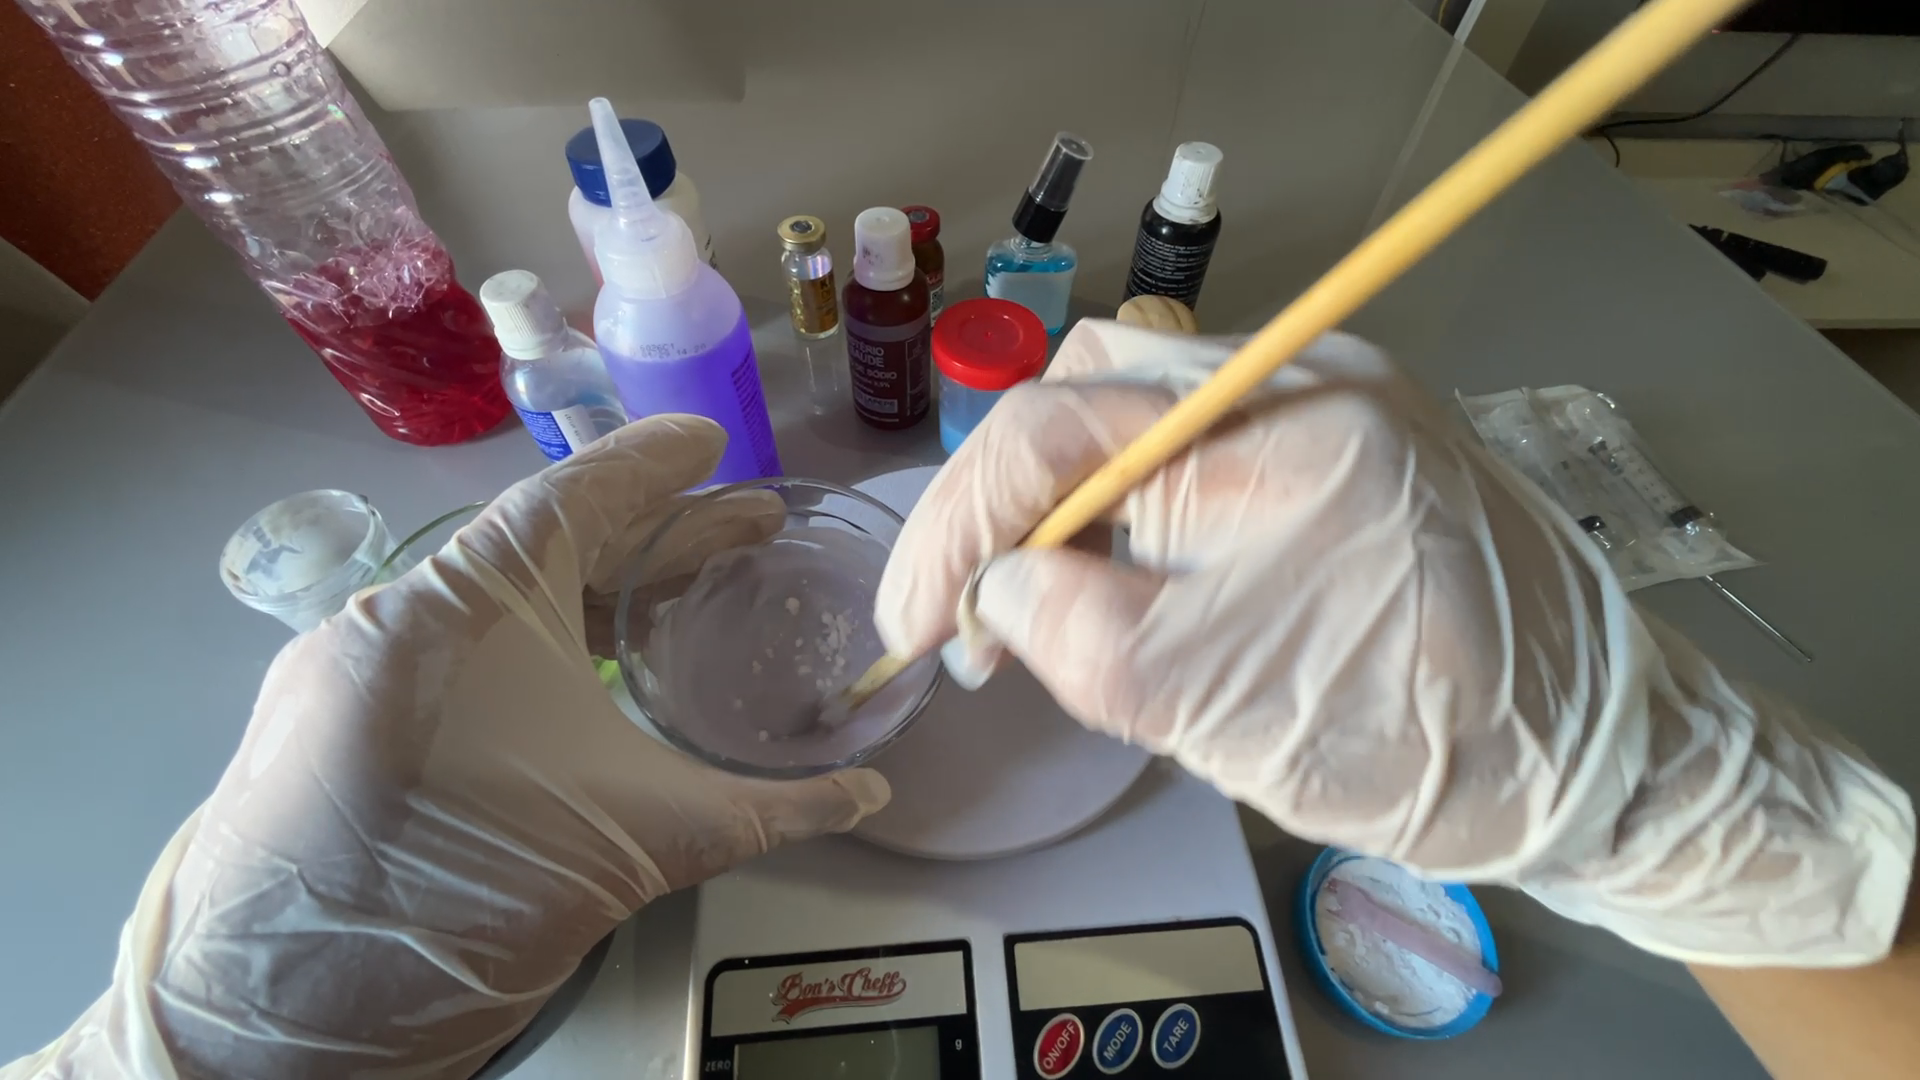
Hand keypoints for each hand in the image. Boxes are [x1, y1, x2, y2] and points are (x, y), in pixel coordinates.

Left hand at [9, 417, 887, 1079]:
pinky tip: (615, 651)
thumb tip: (871, 794)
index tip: (713, 440)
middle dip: (668, 527)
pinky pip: (481, 635)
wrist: (275, 1044)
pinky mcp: (357, 712)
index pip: (572, 497)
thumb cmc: (466, 905)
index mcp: (466, 612)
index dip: (650, 461)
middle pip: (560, 540)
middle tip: (756, 523)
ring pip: (519, 590)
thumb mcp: (643, 842)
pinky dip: (563, 625)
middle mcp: (409, 616)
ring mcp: (372, 663)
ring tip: (704, 579)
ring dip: (615, 579)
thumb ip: (774, 809)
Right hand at [875, 319, 1912, 967]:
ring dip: (1048, 512)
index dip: (959, 523)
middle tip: (965, 613)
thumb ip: (1078, 634)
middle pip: (1079, 397)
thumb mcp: (1221, 702)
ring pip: (1115, 425)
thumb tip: (997, 588)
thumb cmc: (1427, 738)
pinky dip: (1106, 520)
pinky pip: (1165, 460)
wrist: (1601, 759)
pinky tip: (1102, 583)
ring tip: (1027, 606)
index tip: (910, 624)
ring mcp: (1297, 407)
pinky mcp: (1302, 453)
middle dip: (997, 507)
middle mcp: (1283, 379)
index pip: (1060, 429)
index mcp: (1277, 420)